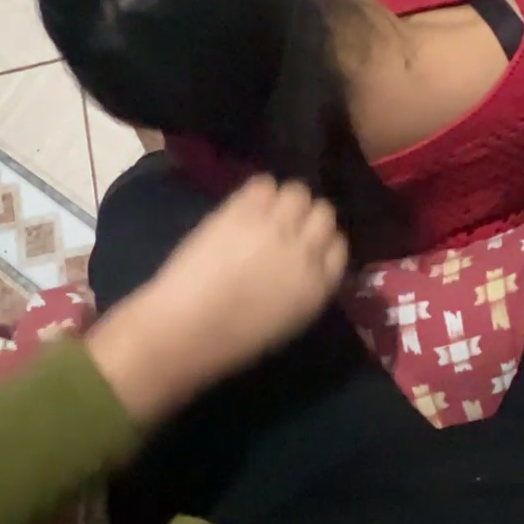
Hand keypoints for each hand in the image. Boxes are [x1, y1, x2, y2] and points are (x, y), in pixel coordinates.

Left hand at [85, 176, 348, 422]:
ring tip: (267, 210)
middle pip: (323, 213)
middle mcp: (304, 250)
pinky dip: (259, 191)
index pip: (338, 246)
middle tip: (287, 223)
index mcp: (319, 285)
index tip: (306, 243)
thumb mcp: (289, 320)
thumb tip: (305, 259)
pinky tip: (247, 204)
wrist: (185, 329)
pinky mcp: (242, 211)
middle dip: (308, 216)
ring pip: (297, 192)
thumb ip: (305, 285)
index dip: (322, 241)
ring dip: (285, 199)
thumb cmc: (233, 339)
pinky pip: (263, 184)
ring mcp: (273, 226)